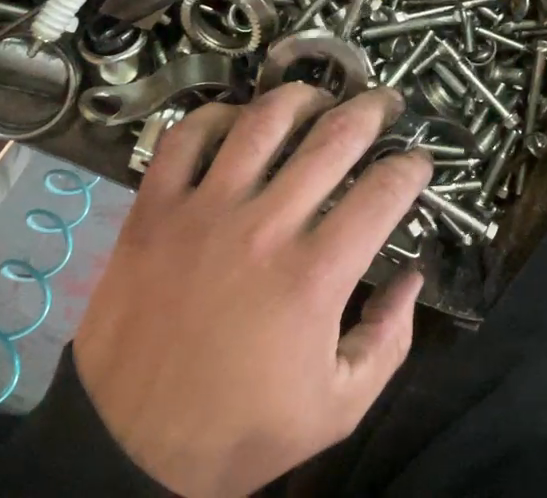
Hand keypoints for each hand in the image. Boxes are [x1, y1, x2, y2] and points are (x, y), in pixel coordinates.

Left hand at [73, 84, 431, 497]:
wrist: (126, 449)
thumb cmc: (238, 430)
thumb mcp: (337, 406)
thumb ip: (389, 339)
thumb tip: (413, 277)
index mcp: (316, 275)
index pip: (383, 191)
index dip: (413, 167)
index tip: (420, 161)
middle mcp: (265, 226)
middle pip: (333, 138)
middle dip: (372, 111)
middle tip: (386, 104)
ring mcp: (204, 210)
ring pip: (262, 121)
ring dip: (301, 97)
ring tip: (320, 97)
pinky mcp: (153, 210)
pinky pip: (185, 138)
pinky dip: (215, 114)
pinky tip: (238, 118)